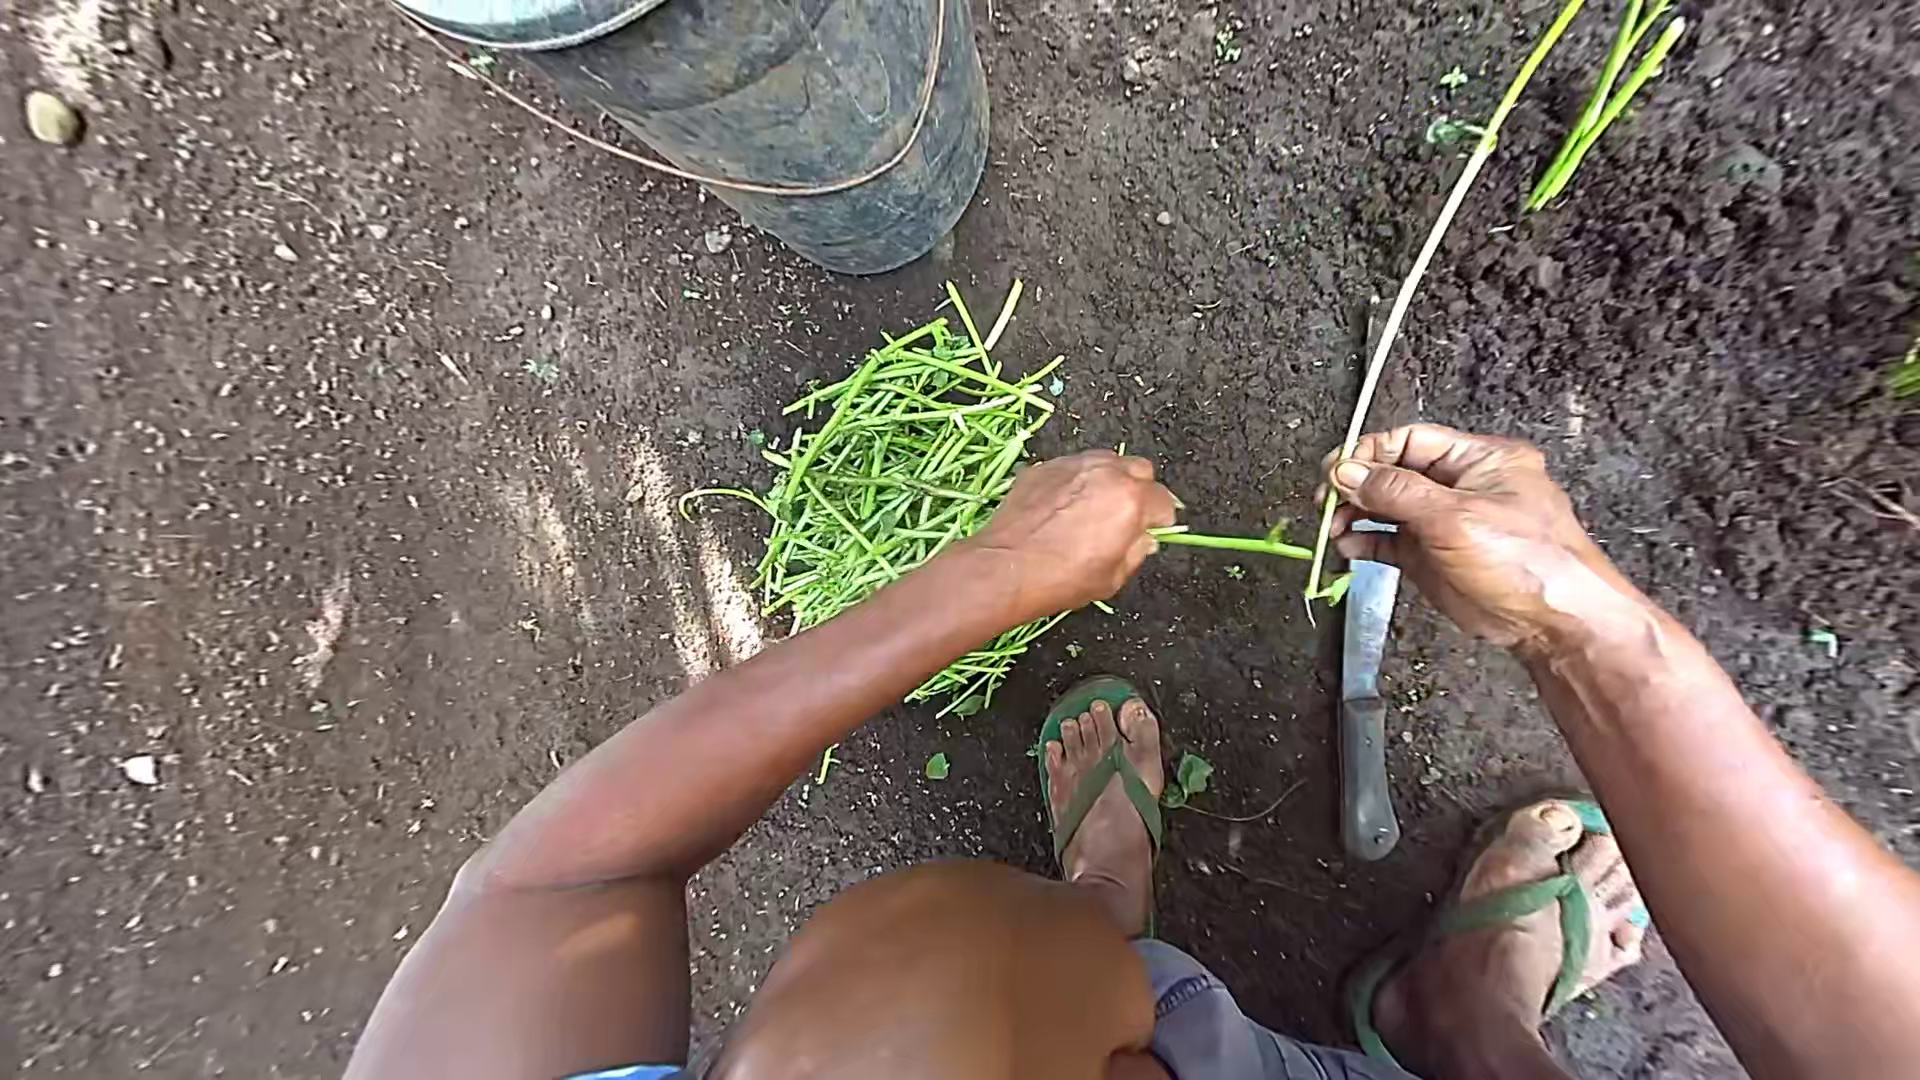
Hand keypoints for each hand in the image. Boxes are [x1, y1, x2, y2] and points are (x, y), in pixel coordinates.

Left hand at [963, 451, 1176, 621]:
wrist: (1005, 567)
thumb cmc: (1061, 578)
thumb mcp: (1113, 578)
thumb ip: (1137, 552)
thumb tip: (1144, 538)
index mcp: (1132, 499)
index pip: (1164, 501)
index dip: (1159, 521)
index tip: (1150, 531)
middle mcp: (1105, 471)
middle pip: (1138, 470)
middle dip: (1138, 491)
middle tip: (1124, 516)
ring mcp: (1071, 464)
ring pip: (1104, 462)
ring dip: (1107, 480)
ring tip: (1092, 508)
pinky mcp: (1043, 467)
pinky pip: (1070, 468)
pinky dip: (1074, 482)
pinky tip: (1062, 506)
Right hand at [1322, 424, 1649, 653]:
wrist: (1552, 624)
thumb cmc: (1527, 563)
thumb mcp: (1455, 517)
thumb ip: (1394, 491)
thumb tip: (1345, 472)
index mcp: (1477, 462)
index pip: (1408, 441)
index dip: (1367, 454)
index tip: (1335, 472)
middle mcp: (1454, 486)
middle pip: (1387, 472)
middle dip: (1353, 486)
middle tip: (1327, 502)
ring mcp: (1436, 519)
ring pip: (1378, 505)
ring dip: (1350, 514)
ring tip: (1334, 529)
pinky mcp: (1423, 551)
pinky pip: (1380, 538)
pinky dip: (1359, 541)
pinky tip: (1348, 548)